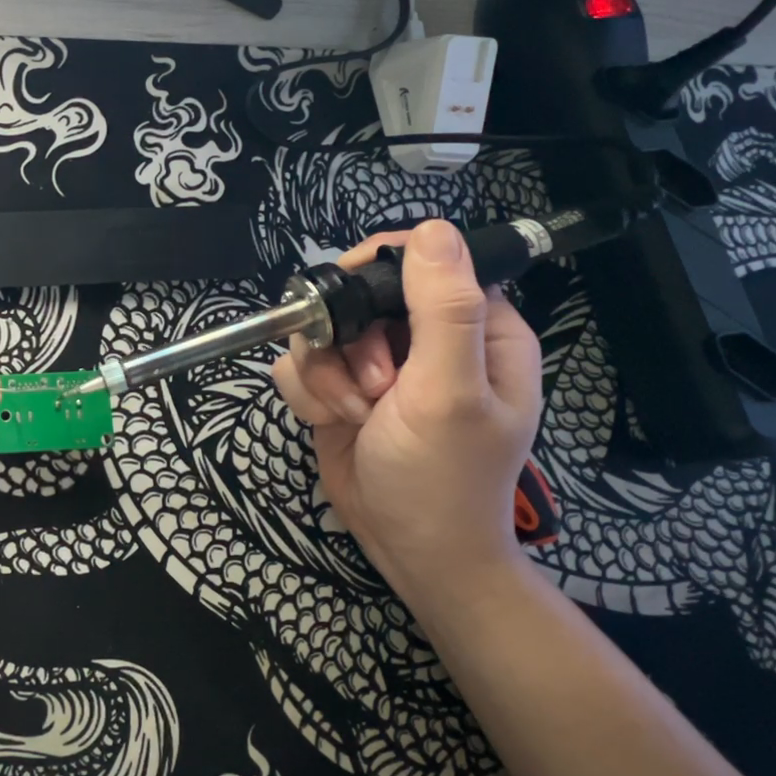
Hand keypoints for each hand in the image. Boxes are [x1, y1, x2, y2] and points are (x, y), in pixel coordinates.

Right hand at [271, 221, 543, 608]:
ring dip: (326, 374)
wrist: (407, 546)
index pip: (426, 262)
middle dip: (349, 340)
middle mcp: (424, 340)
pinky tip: (334, 422)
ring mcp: (376, 366)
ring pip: (320, 331)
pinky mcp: (337, 389)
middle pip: (358, 295)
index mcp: (476, 330)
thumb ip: (442, 310)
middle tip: (373, 385)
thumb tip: (433, 229)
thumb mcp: (449, 391)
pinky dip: (308, 394)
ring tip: (356, 413)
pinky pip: (299, 365)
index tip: (352, 293)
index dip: (382, 269)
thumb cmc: (443, 475)